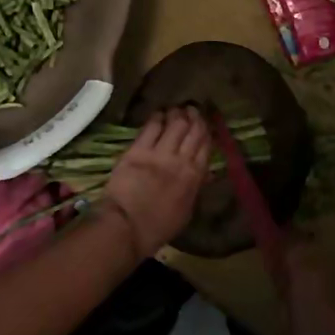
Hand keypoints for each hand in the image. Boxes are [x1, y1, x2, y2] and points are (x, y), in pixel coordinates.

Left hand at [100, 107, 208, 257]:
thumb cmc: (157, 226)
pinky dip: (156, 118)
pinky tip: (158, 113)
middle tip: (193, 109)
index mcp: (195, 179)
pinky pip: (151, 128)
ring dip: (177, 115)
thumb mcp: (185, 210)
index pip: (206, 148)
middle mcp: (181, 162)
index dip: (207, 133)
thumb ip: (195, 188)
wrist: (127, 225)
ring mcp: (159, 154)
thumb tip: (205, 173)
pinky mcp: (138, 150)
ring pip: (174, 126)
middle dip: (195, 118)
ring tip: (177, 108)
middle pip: (193, 133)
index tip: (206, 123)